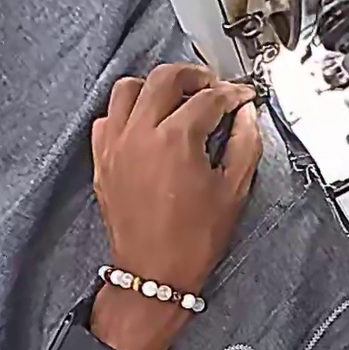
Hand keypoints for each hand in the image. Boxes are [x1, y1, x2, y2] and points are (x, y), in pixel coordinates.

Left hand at [89, 64, 261, 349]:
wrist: (155, 274)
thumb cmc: (191, 241)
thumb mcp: (234, 191)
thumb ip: (245, 144)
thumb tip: (246, 116)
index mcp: (176, 140)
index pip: (209, 97)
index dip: (233, 93)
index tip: (242, 97)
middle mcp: (140, 135)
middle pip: (165, 78)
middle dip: (194, 76)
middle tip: (212, 87)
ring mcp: (116, 146)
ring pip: (128, 89)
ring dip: (155, 87)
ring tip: (175, 99)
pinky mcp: (102, 161)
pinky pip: (107, 118)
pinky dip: (127, 113)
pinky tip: (145, 124)